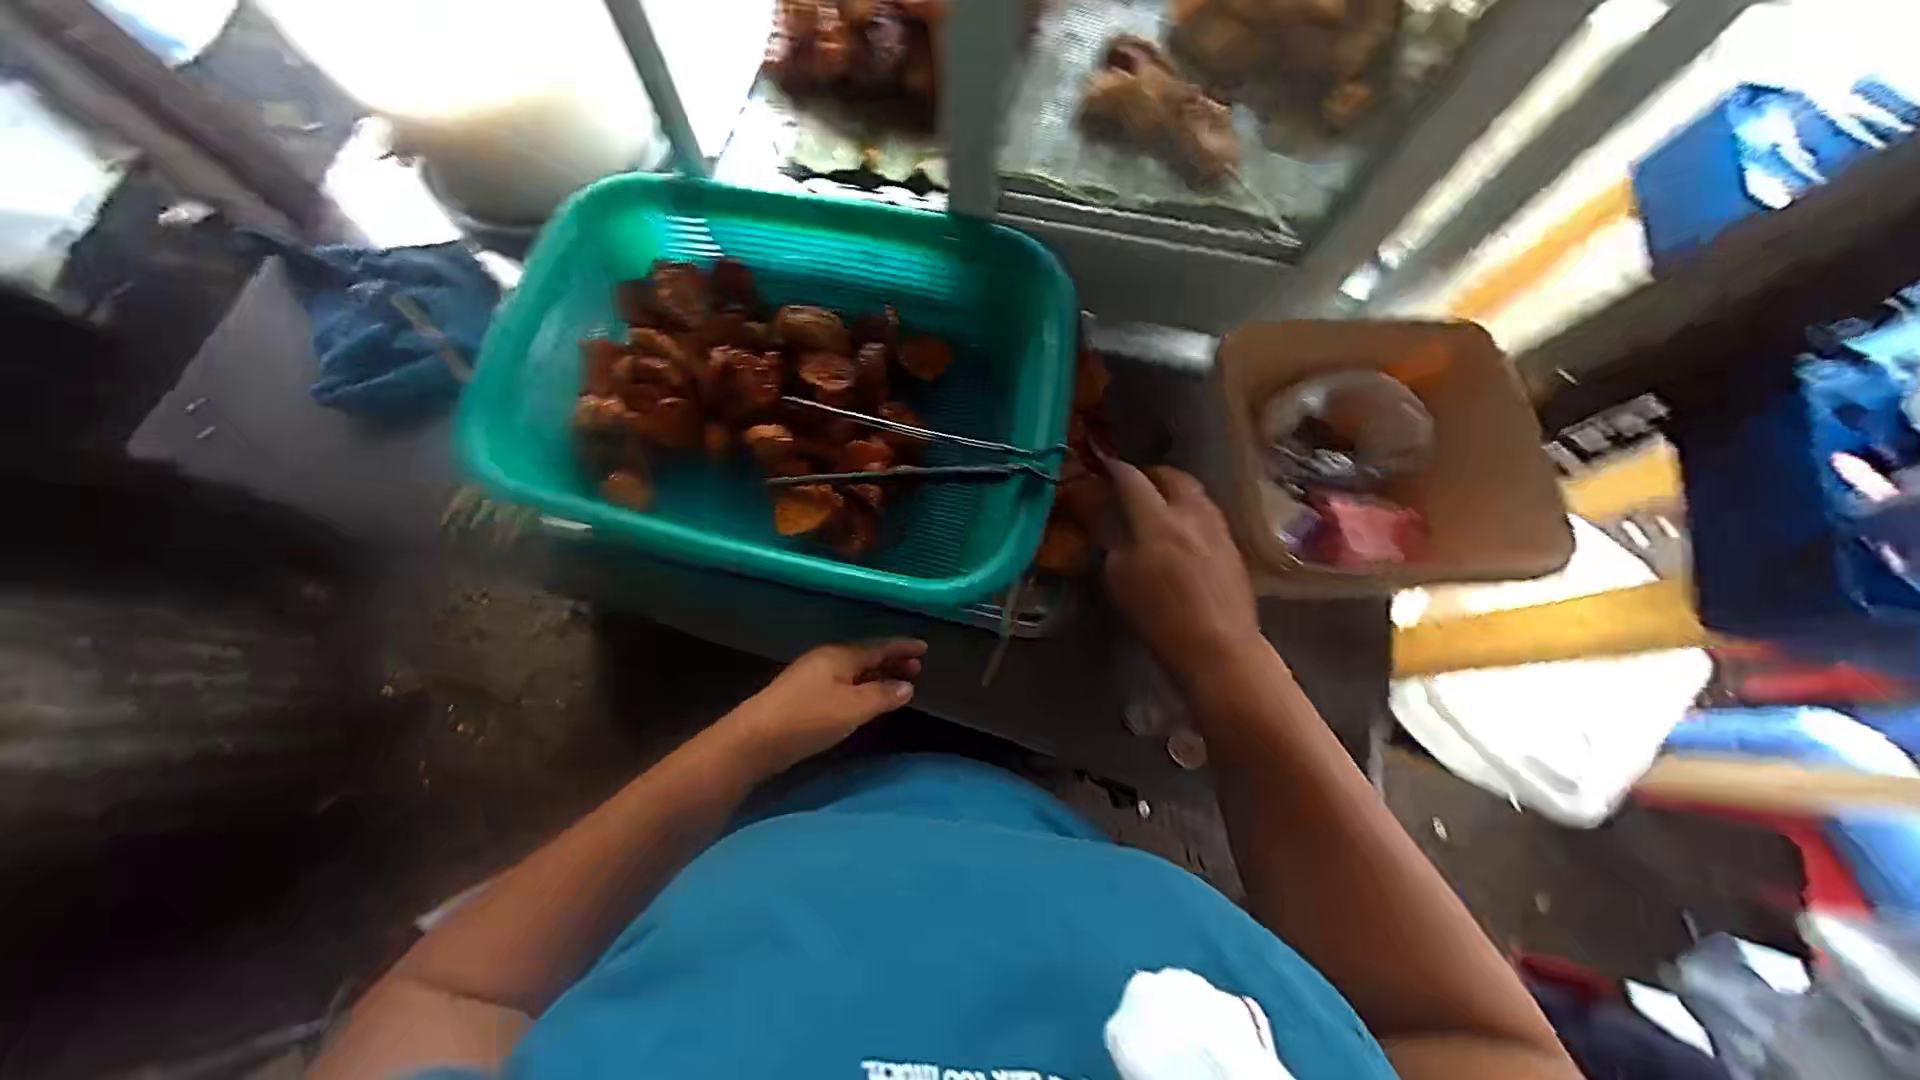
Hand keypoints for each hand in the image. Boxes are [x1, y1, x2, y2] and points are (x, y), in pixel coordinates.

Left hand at [724, 639, 926, 771]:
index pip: (879, 646)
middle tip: (916, 668)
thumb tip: (907, 686)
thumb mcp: (852, 709)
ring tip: (896, 683)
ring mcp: (811, 676)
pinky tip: (864, 698)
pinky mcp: (802, 695)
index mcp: (840, 655)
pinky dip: (861, 685)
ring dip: (876, 674)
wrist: (752, 740)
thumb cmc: (807, 719)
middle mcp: (826, 659)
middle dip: (891, 660)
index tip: (924, 647)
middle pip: (865, 655)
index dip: (902, 647)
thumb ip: (882, 696)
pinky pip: (842, 682)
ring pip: (853, 670)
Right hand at [1103, 459, 1263, 682]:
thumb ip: (1114, 542)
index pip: (1132, 480)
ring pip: (1194, 492)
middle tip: (1134, 484)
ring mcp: (1217, 528)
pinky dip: (1189, 511)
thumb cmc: (1159, 618)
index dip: (1114, 469)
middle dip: (1150, 474)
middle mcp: (1191, 514)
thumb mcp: (1120, 580)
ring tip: (1158, 504)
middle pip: (1171, 476)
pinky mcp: (1233, 545)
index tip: (1102, 463)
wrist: (1218, 647)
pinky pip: (1207, 513)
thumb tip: (1113, 522)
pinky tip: (1181, 531)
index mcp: (1157, 521)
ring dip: (1173, 490)